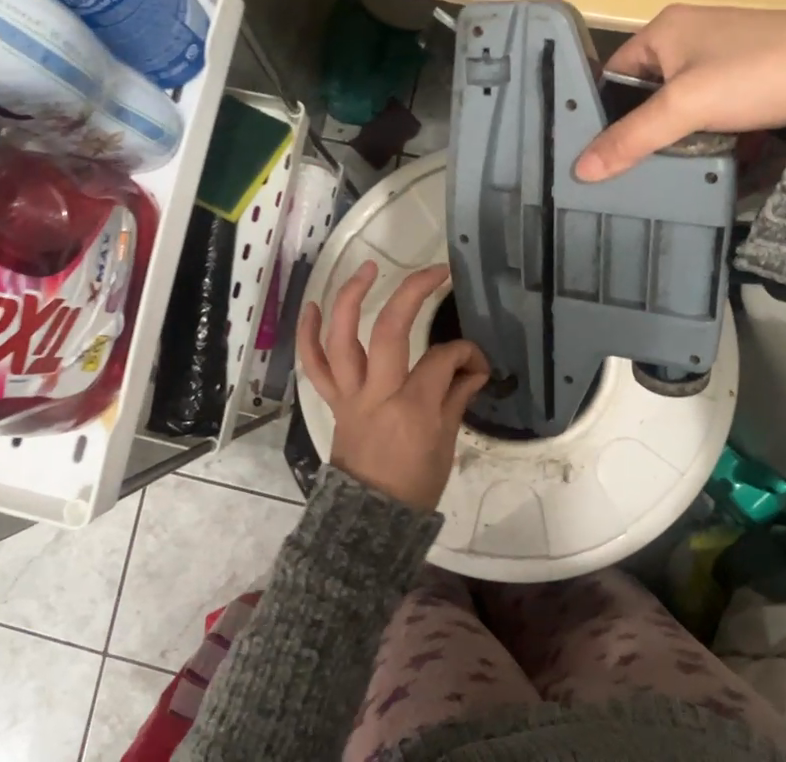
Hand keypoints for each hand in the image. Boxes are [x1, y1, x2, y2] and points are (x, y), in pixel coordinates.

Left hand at [299, 261, 489, 511]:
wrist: (372, 517)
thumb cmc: (415, 484)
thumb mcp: (446, 441)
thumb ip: (456, 396)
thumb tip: (473, 366)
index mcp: (412, 407)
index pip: (441, 360)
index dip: (465, 352)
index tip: (477, 362)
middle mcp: (376, 393)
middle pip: (389, 331)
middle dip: (412, 293)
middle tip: (433, 273)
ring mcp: (349, 394)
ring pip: (341, 338)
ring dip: (351, 298)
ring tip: (368, 268)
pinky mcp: (332, 400)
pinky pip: (314, 365)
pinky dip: (308, 334)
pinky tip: (312, 306)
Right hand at [575, 5, 785, 181]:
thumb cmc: (756, 75)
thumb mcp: (686, 107)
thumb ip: (631, 138)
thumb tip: (579, 171)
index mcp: (664, 29)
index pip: (612, 75)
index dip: (601, 114)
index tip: (593, 156)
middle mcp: (688, 37)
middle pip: (644, 94)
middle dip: (638, 132)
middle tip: (623, 175)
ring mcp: (721, 59)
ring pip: (677, 107)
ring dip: (672, 138)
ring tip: (657, 176)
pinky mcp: (748, 79)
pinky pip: (708, 111)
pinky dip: (701, 136)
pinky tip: (699, 164)